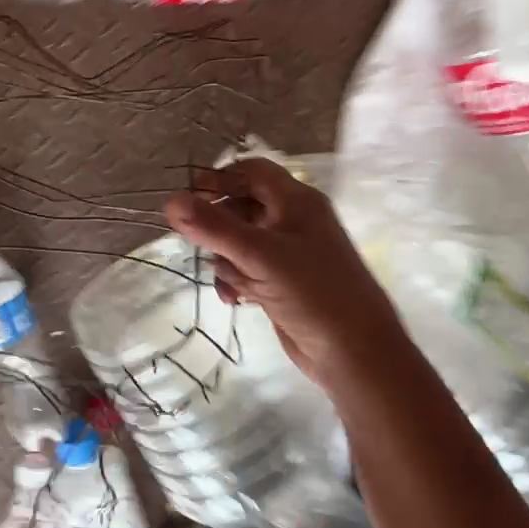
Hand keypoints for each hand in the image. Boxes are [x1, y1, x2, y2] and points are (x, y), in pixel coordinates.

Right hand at [166, 158, 397, 385]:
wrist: (358, 356)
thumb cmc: (314, 293)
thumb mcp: (258, 255)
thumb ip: (213, 227)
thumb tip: (171, 201)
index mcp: (297, 202)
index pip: (252, 171)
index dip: (220, 178)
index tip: (190, 198)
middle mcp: (294, 221)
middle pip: (243, 206)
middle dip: (218, 225)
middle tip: (195, 240)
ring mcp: (290, 254)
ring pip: (241, 241)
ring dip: (225, 259)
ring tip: (226, 280)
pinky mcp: (285, 283)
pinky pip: (248, 269)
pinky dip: (236, 279)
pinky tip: (233, 298)